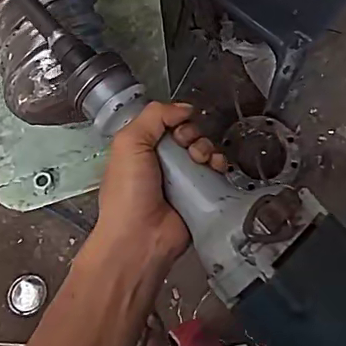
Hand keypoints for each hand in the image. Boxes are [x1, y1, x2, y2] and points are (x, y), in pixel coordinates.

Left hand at [87, 102, 225, 272]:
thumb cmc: (126, 194)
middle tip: (186, 145)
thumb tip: (183, 108)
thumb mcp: (128, 143)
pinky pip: (216, 171)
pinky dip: (219, 164)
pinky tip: (214, 167)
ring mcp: (182, 177)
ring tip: (200, 159)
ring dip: (206, 147)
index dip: (174, 119)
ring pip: (204, 148)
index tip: (175, 127)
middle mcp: (162, 161)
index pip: (165, 121)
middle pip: (188, 132)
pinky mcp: (200, 193)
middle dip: (192, 133)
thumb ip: (153, 116)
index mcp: (140, 147)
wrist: (140, 238)